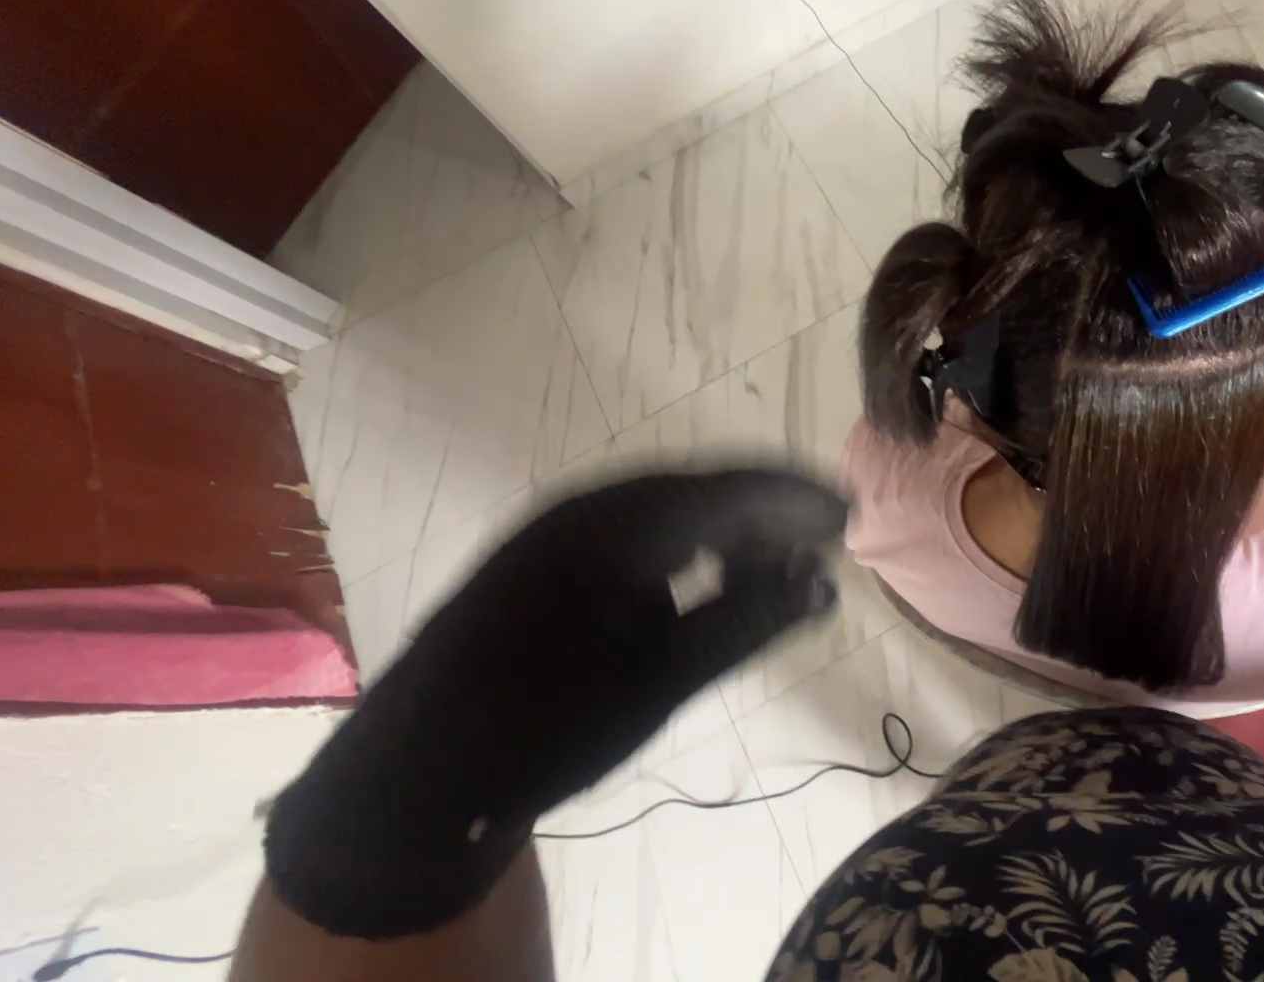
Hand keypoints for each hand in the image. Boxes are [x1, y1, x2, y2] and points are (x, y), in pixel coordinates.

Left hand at [268, 469, 846, 937]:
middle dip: (769, 516)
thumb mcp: (665, 680)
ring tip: (770, 570)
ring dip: (727, 533)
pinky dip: (685, 548)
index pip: (736, 488)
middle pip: (706, 491)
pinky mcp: (545, 554)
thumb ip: (750, 622)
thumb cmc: (550, 727)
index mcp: (621, 524)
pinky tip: (702, 582)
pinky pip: (636, 531)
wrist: (413, 774)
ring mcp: (561, 526)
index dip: (799, 498)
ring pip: (671, 509)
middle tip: (820, 547)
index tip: (849, 514)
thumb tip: (825, 585)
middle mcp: (591, 505)